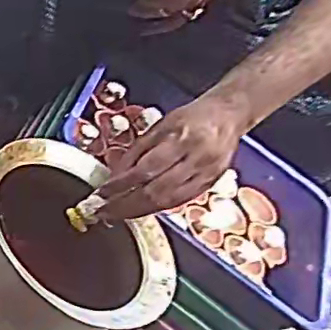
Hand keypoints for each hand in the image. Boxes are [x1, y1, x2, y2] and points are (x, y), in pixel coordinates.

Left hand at [96, 91, 249, 219]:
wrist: (230, 113)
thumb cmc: (191, 118)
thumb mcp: (158, 127)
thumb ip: (135, 153)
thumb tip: (113, 178)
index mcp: (182, 139)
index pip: (145, 170)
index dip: (120, 186)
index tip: (100, 194)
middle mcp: (197, 158)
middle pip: (155, 191)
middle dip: (124, 206)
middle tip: (102, 213)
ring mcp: (206, 174)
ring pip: (166, 201)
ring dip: (136, 212)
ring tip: (115, 216)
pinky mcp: (210, 183)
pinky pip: (178, 202)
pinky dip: (154, 209)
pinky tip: (137, 211)